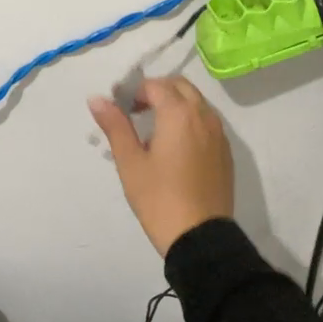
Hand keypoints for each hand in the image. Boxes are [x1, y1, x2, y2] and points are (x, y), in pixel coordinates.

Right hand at [88, 76, 234, 255]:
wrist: (199, 235)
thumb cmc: (158, 199)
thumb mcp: (130, 162)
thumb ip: (115, 126)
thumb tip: (97, 99)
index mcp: (179, 114)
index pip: (155, 85)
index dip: (134, 91)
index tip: (119, 107)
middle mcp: (204, 116)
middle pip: (180, 87)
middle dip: (157, 92)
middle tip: (136, 113)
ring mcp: (219, 134)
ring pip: (197, 104)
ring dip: (175, 106)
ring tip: (154, 132)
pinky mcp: (225, 153)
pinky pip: (207, 124)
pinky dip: (190, 122)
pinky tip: (175, 149)